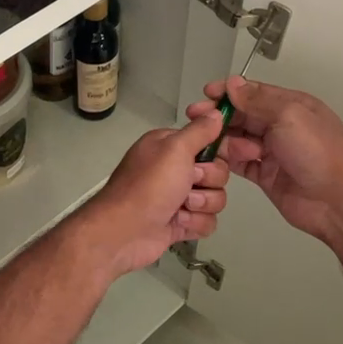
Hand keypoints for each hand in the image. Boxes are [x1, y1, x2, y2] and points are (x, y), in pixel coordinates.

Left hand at [73, 110, 231, 276]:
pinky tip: (177, 223)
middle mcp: (175, 170)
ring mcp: (178, 198)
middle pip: (217, 173)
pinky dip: (195, 224)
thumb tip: (216, 113)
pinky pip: (207, 222)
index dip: (217, 152)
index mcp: (170, 147)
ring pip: (215, 199)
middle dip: (208, 181)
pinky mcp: (180, 223)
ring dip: (201, 205)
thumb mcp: (174, 149)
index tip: (218, 157)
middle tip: (188, 184)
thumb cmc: (148, 185)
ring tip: (179, 208)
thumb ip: (199, 131)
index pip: (209, 143)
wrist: (124, 231)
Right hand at [185, 76, 342, 247]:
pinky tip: (217, 160)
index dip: (229, 92)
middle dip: (220, 116)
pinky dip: (227, 161)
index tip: (207, 93)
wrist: (337, 202)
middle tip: (198, 119)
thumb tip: (234, 84)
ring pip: (238, 139)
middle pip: (242, 116)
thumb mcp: (288, 116)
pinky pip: (239, 163)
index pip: (253, 93)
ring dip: (224, 140)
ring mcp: (274, 151)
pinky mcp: (266, 175)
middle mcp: (282, 126)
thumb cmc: (322, 155)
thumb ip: (257, 100)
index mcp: (291, 106)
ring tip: (215, 145)